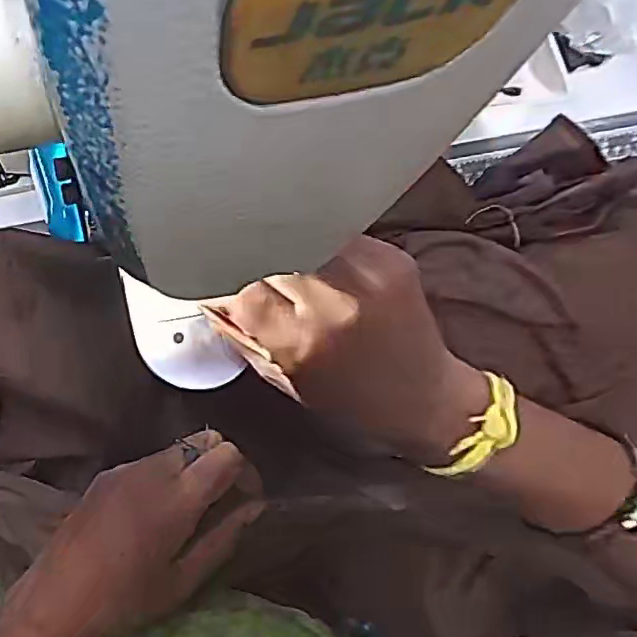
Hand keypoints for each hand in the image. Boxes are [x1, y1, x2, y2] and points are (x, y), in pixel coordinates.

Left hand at [0, 430, 263, 636]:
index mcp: (177, 495)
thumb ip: (223, 538)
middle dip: (221, 466)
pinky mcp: (105, 476)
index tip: (246, 503)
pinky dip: (165, 476)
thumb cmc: (124, 599)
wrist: (55, 597)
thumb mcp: (182, 580)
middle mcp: (151, 470)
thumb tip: (254, 508)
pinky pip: (148, 462)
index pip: (227, 453)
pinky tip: (153, 515)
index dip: (246, 473)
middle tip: (221, 506)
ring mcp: (124, 469)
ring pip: (175, 450)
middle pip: (203, 441)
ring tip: (187, 515)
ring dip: (192, 470)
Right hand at [203, 235, 488, 459]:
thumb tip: (211, 299)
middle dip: (254, 264)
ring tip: (286, 268)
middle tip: (249, 273)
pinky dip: (318, 245)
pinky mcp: (391, 258)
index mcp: (303, 344)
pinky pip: (336, 236)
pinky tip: (320, 264)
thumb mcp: (282, 379)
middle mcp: (335, 306)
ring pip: (302, 239)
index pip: (244, 292)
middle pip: (270, 257)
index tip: (220, 286)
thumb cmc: (347, 399)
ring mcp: (367, 277)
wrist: (424, 398)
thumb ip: (243, 337)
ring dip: (286, 250)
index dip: (226, 287)